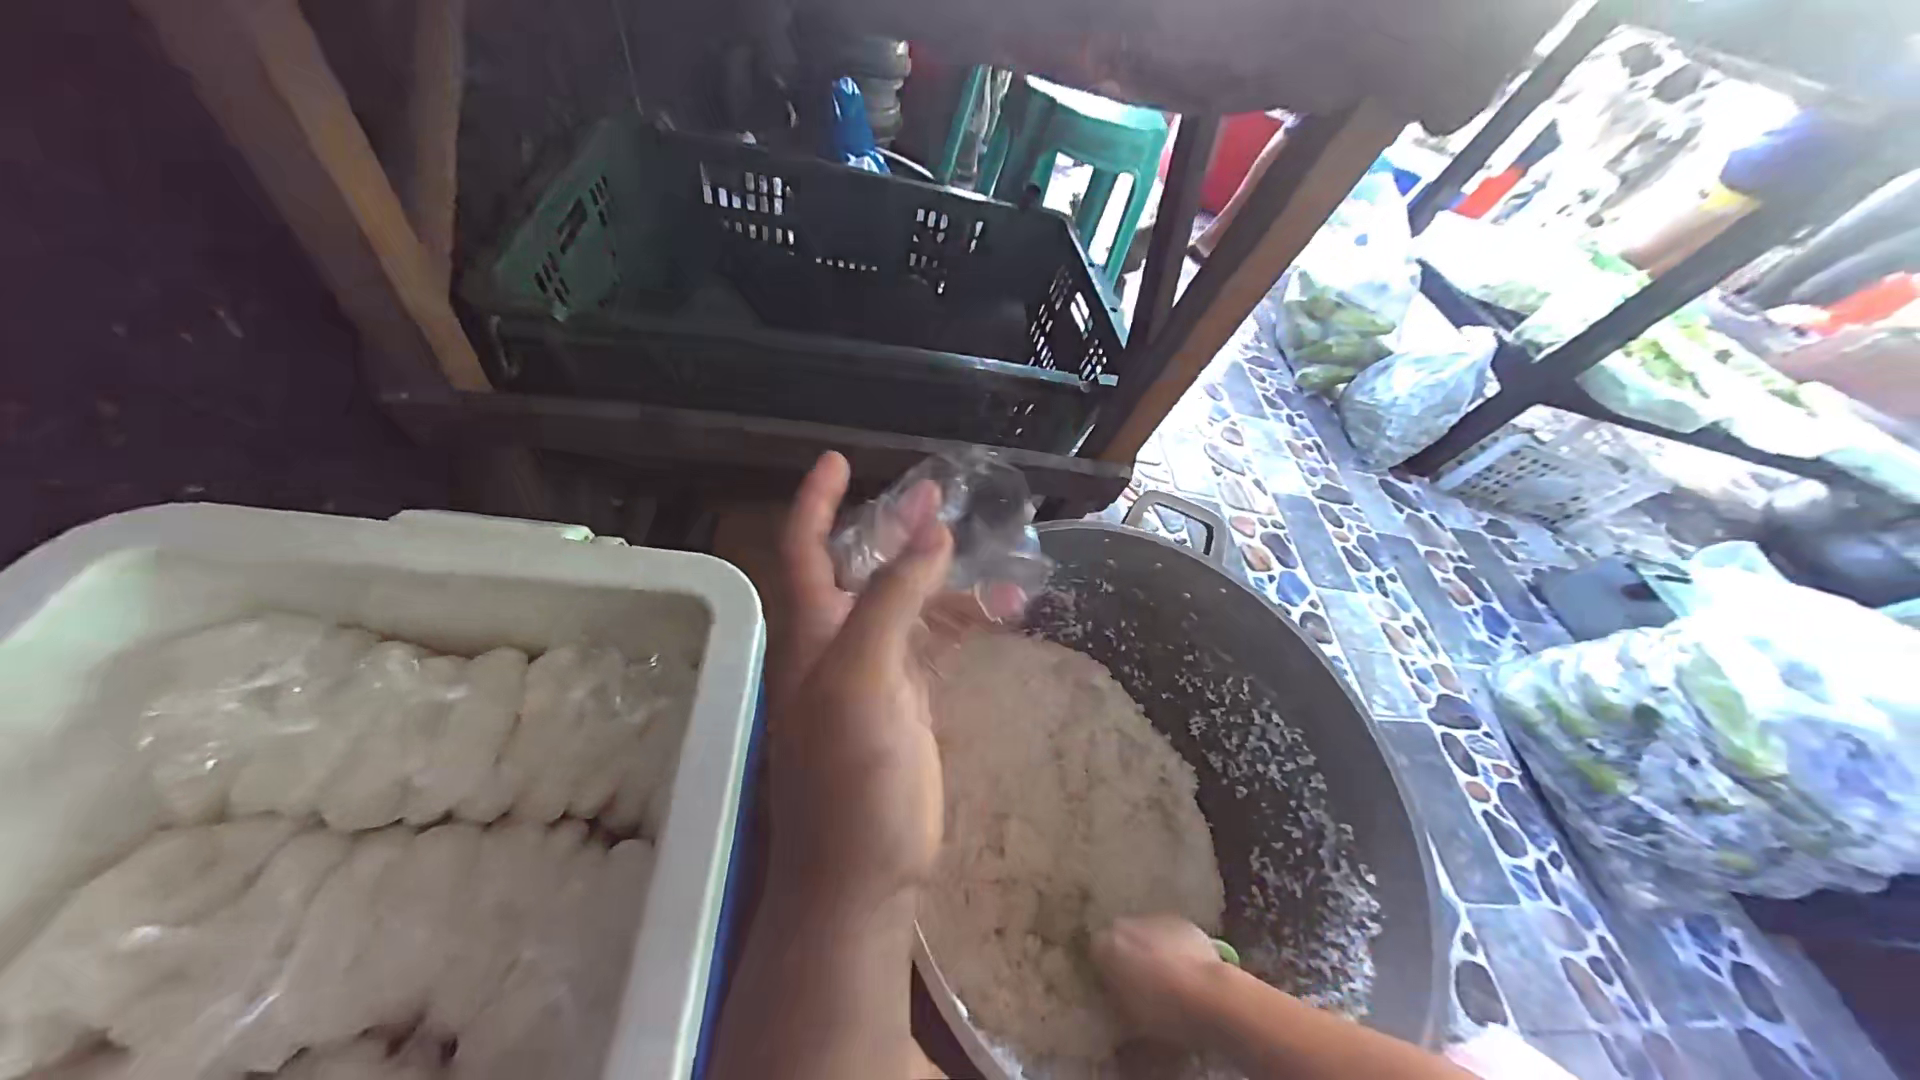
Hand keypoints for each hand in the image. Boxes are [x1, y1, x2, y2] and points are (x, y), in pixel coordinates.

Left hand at [768, 452, 954, 907]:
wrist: (862, 873)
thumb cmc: (849, 779)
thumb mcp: (862, 680)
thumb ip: (892, 602)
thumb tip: (930, 535)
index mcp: (812, 631)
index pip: (805, 547)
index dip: (817, 500)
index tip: (840, 458)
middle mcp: (840, 642)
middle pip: (866, 567)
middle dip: (897, 528)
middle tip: (939, 495)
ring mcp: (879, 672)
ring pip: (911, 605)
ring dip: (947, 580)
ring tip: (994, 559)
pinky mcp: (911, 700)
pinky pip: (938, 643)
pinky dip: (967, 622)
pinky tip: (1003, 611)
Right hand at [1091, 915, 1231, 1046]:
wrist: (1208, 994)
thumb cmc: (1162, 1011)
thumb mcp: (1128, 1015)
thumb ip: (1115, 997)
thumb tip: (1114, 992)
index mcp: (1105, 945)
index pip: (1095, 951)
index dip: (1105, 969)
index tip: (1114, 987)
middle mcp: (1124, 924)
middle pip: (1120, 937)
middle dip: (1127, 954)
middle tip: (1140, 982)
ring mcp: (1154, 917)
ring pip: (1145, 932)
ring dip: (1150, 948)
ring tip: (1167, 977)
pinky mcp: (1181, 920)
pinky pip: (1169, 933)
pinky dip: (1172, 945)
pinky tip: (1186, 969)